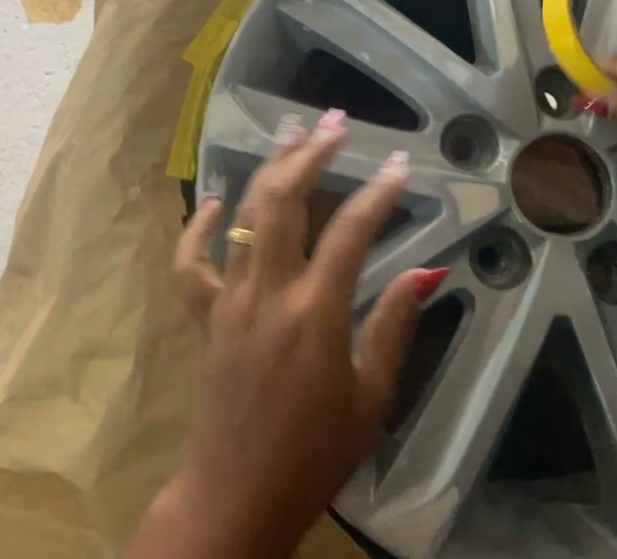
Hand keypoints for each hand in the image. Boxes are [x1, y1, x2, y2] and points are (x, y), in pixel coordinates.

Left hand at [147, 111, 445, 557]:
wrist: (236, 494)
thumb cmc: (314, 454)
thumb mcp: (371, 399)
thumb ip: (393, 328)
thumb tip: (425, 273)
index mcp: (315, 314)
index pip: (351, 233)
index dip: (379, 192)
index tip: (401, 164)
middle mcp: (267, 293)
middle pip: (284, 202)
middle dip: (311, 154)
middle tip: (335, 121)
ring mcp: (229, 301)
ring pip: (244, 218)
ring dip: (268, 170)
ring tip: (290, 132)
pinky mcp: (205, 317)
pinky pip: (192, 264)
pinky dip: (199, 228)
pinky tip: (214, 202)